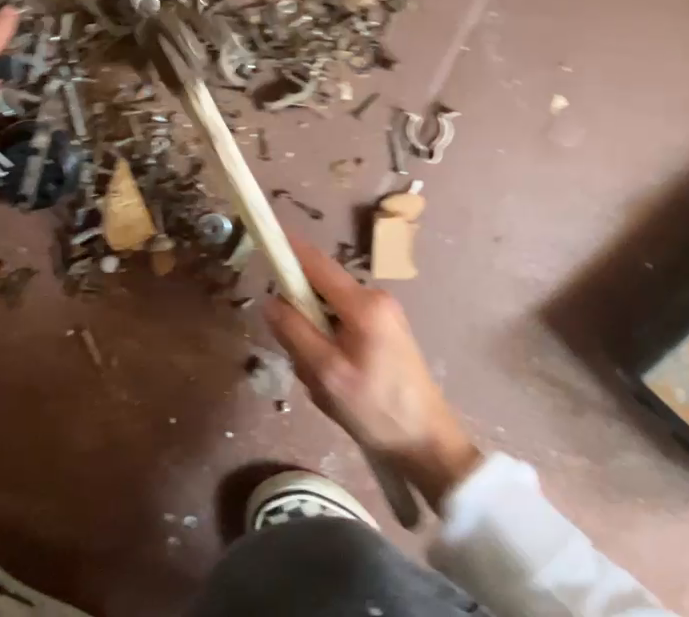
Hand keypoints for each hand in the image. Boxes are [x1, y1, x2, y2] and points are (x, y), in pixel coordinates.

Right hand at [265, 240, 482, 508]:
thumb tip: (270, 301)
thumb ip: (295, 333)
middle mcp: (375, 300)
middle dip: (300, 319)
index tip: (261, 241)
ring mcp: (383, 317)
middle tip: (299, 359)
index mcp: (364, 304)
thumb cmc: (377, 410)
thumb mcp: (326, 374)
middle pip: (319, 291)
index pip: (316, 263)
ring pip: (327, 314)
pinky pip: (342, 329)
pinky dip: (329, 350)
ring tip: (321, 382)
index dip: (287, 250)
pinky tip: (335, 384)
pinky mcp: (384, 335)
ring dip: (314, 342)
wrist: (427, 446)